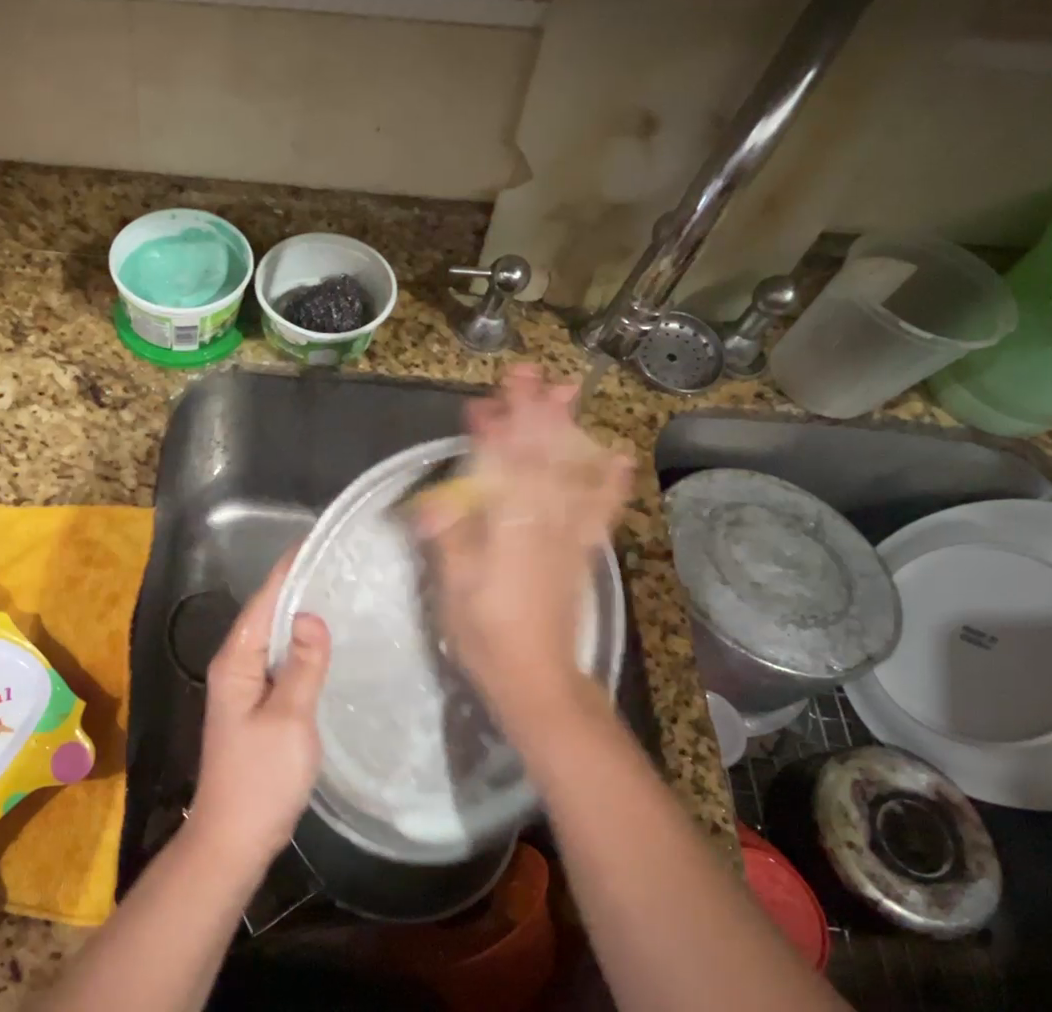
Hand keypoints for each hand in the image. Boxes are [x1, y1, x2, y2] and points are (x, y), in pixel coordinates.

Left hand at [187, 555, 330, 873]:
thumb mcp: (289, 720)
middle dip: (299, 586)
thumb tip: (312, 615)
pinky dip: (302, 648)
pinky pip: (280, 663)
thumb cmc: (260, 779)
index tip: (317, 539)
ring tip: (341, 591)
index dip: (289, 569)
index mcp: (236, 661)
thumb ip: (303, 666)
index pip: (264, 601)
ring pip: (274, 639)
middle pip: (268, 615)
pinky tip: (327, 645)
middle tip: (341, 562)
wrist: (234, 836)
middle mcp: (235, 666)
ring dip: (302, 616)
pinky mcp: (256, 708)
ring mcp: (244, 688)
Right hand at [417, 366, 633, 747]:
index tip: (487, 398)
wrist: (535, 679)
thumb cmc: (485, 635)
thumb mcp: (453, 589)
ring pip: (568, 473)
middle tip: (530, 372)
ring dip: (566, 431)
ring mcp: (566, 536)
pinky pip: (598, 510)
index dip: (495, 430)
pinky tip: (616, 456)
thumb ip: (449, 539)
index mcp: (507, 530)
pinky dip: (607, 481)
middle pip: (538, 458)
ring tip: (569, 391)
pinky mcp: (579, 551)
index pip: (500, 468)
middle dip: (532, 412)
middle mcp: (542, 524)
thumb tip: (434, 498)